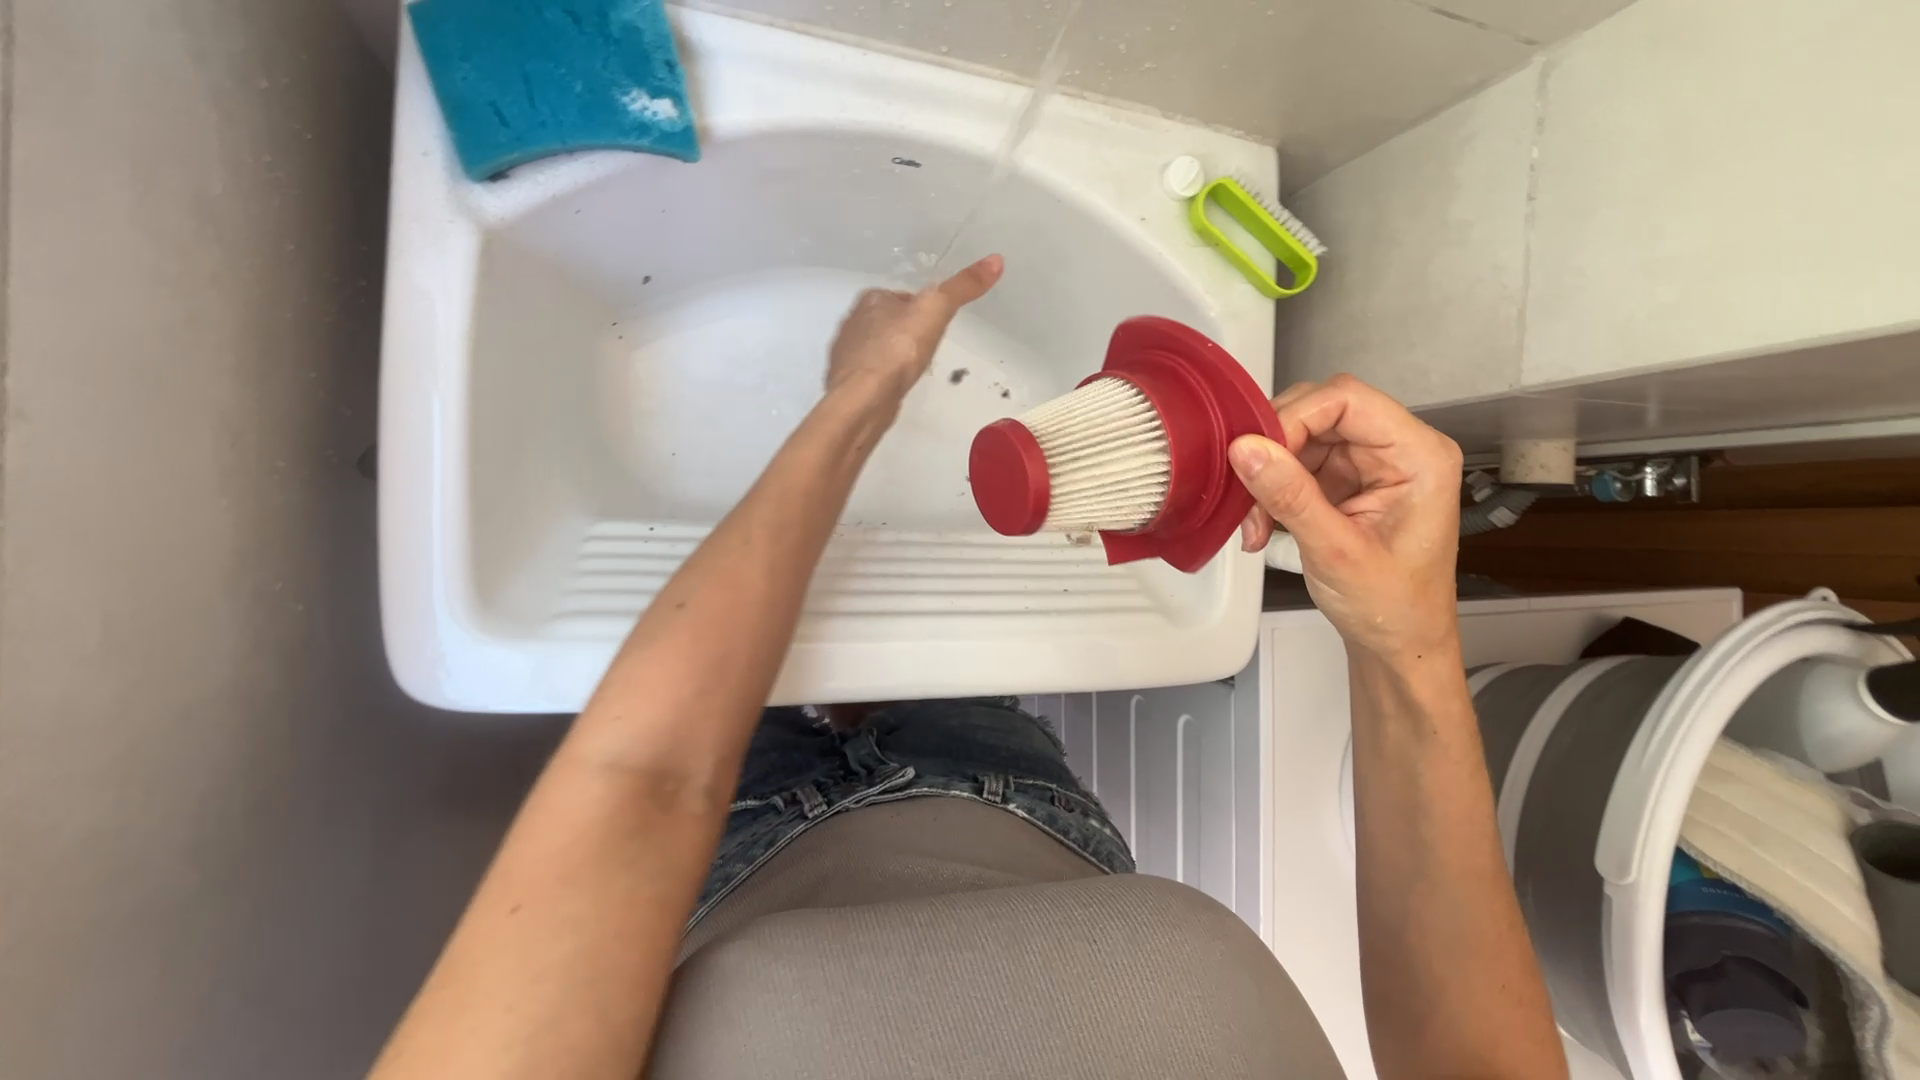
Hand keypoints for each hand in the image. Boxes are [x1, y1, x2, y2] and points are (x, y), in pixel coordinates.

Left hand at [826, 255, 1003, 403]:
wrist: (864, 399)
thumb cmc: (897, 350)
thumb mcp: (936, 311)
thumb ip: (962, 288)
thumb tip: (996, 260)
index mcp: (871, 299)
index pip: (901, 297)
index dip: (919, 308)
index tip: (935, 321)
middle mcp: (853, 323)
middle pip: (887, 322)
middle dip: (905, 332)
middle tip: (927, 346)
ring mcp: (848, 355)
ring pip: (877, 348)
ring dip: (893, 356)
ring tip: (912, 368)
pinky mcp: (848, 383)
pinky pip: (870, 374)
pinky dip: (883, 377)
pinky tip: (895, 387)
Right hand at [1229, 375, 1463, 661]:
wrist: (1399, 645)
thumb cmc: (1389, 607)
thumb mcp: (1335, 552)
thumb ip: (1290, 496)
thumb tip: (1242, 448)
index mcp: (1417, 455)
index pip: (1347, 399)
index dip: (1294, 418)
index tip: (1254, 457)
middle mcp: (1396, 448)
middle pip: (1320, 412)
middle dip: (1275, 449)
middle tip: (1248, 494)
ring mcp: (1368, 464)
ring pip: (1300, 438)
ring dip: (1266, 475)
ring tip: (1253, 525)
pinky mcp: (1345, 481)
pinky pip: (1295, 464)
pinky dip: (1270, 491)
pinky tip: (1260, 526)